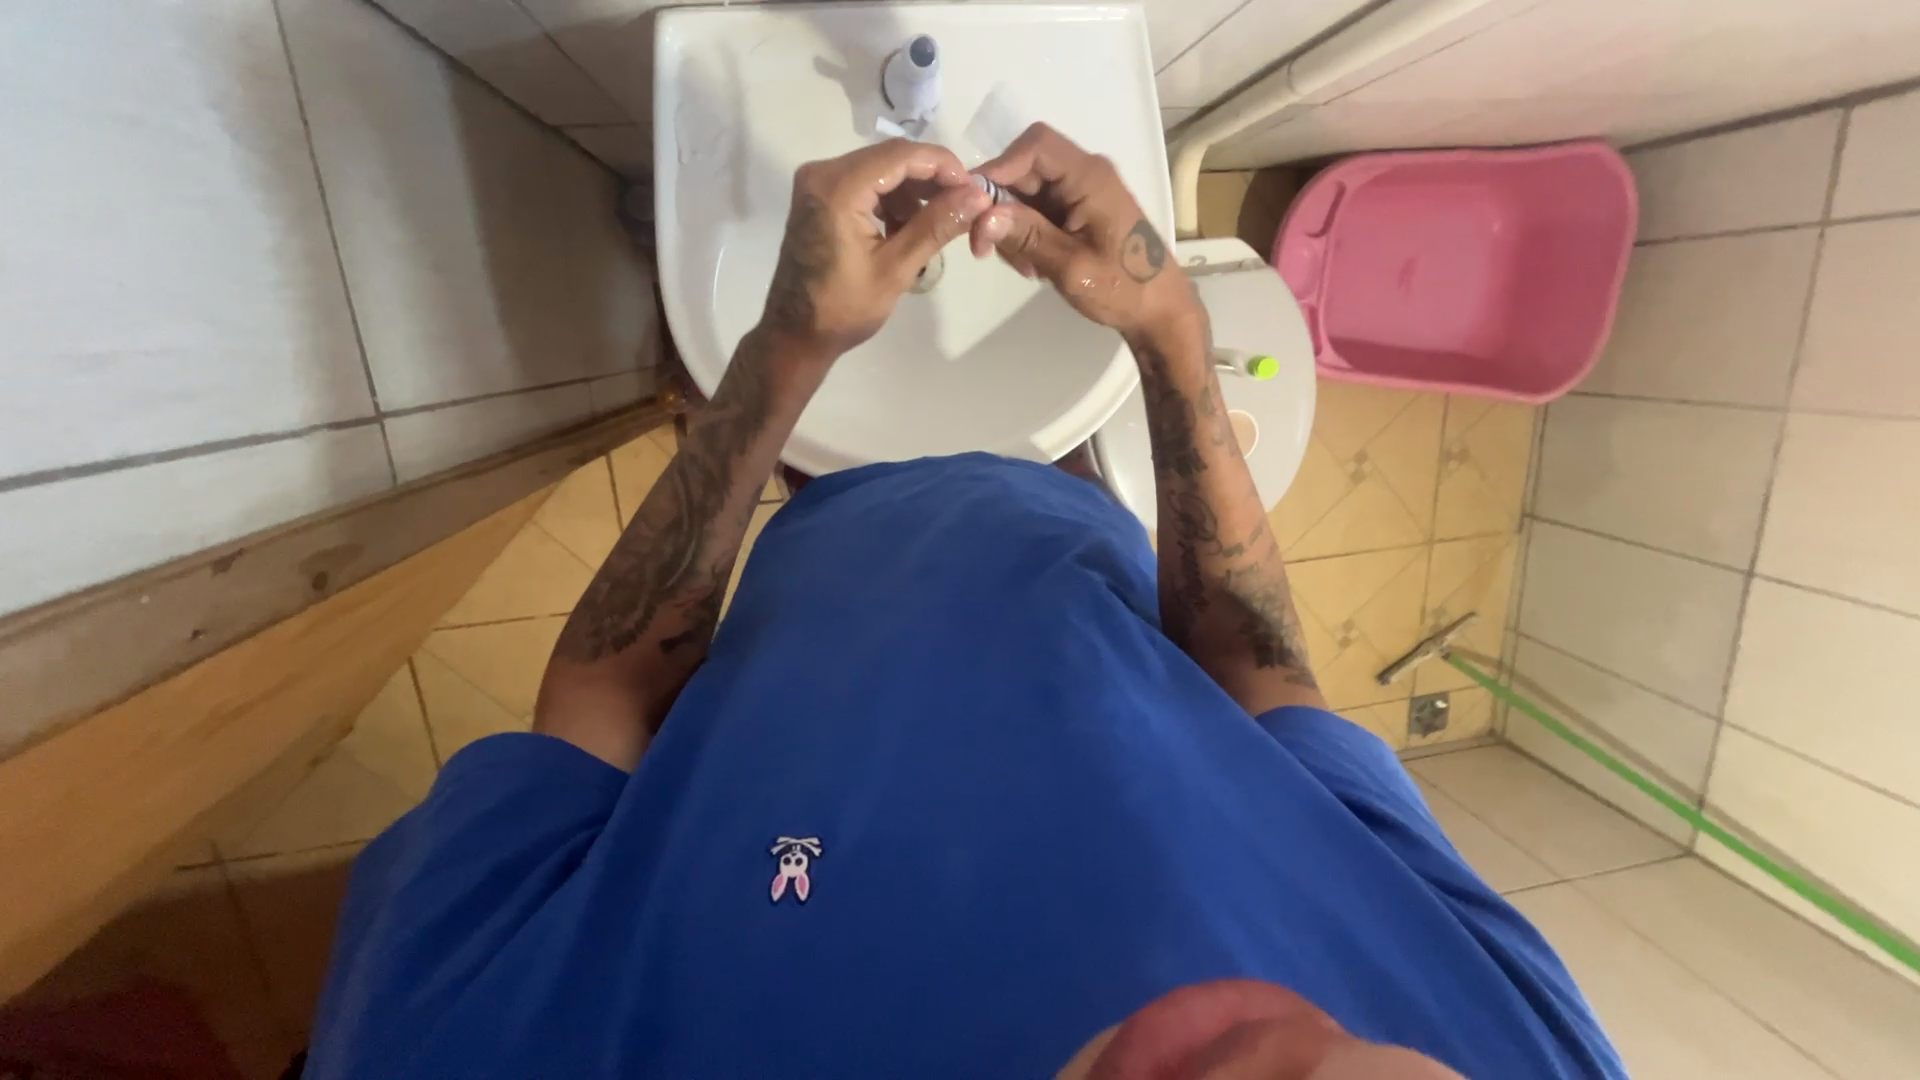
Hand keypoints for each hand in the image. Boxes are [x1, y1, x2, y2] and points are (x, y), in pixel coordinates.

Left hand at [760, 139, 989, 361]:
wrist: (797, 333)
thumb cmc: (845, 308)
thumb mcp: (896, 269)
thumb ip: (936, 226)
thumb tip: (978, 197)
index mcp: (838, 188)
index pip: (901, 155)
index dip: (943, 165)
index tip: (973, 189)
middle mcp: (822, 173)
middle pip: (889, 158)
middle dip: (929, 179)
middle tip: (961, 206)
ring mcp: (816, 183)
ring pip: (879, 170)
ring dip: (911, 192)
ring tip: (934, 225)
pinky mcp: (818, 198)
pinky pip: (863, 184)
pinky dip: (889, 200)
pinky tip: (905, 228)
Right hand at [971, 123, 1201, 340]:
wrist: (1158, 310)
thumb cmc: (1122, 289)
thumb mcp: (1070, 267)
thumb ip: (1026, 237)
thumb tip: (981, 217)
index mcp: (1089, 177)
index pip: (1034, 146)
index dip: (998, 169)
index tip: (974, 208)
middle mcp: (1084, 175)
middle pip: (1025, 169)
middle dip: (1001, 207)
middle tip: (991, 251)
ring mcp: (1081, 193)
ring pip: (1026, 193)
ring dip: (1012, 227)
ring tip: (1025, 267)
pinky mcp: (1077, 211)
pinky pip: (1038, 211)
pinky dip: (1026, 235)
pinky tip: (1034, 266)